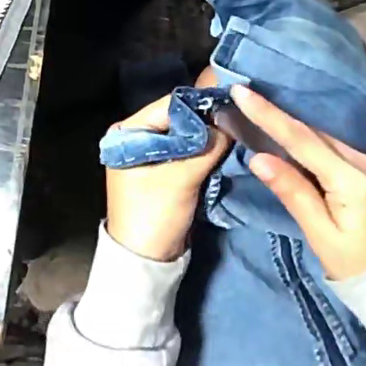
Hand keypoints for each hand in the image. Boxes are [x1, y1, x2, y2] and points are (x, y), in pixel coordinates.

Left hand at [103, 69, 231, 261]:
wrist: (145, 262)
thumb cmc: (154, 216)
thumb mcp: (181, 179)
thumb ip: (207, 147)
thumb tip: (233, 120)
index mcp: (126, 133)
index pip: (168, 106)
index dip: (200, 104)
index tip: (232, 102)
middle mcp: (135, 137)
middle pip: (178, 118)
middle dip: (206, 119)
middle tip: (238, 115)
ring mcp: (149, 153)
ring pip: (185, 134)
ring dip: (208, 135)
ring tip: (237, 128)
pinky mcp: (163, 169)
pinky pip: (187, 150)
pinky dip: (204, 149)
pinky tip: (226, 145)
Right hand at [233, 83, 365, 279]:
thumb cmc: (359, 268)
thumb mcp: (321, 235)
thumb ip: (293, 192)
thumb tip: (259, 159)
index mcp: (353, 180)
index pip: (303, 139)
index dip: (269, 115)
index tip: (243, 92)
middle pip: (317, 134)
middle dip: (280, 116)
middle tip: (246, 99)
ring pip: (329, 140)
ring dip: (297, 129)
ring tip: (263, 115)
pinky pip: (341, 149)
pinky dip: (316, 144)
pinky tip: (298, 143)